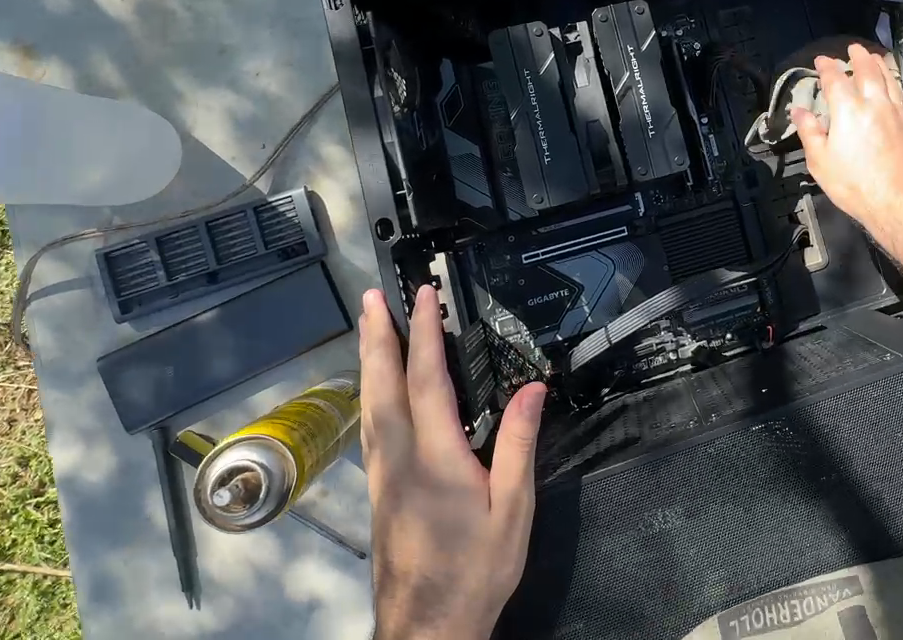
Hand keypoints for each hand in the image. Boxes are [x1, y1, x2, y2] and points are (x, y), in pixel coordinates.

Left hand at [360, 285, 546, 639]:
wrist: (426, 631)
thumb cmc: (476, 569)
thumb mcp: (513, 508)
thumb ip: (519, 444)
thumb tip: (532, 388)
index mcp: (435, 457)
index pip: (427, 380)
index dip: (426, 334)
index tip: (424, 296)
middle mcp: (398, 458)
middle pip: (382, 385)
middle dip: (379, 336)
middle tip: (373, 296)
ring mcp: (382, 475)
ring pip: (370, 405)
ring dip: (370, 360)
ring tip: (371, 328)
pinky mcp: (378, 491)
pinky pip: (371, 426)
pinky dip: (372, 392)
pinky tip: (377, 389)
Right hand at [790, 43, 902, 238]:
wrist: (901, 202)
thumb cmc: (858, 186)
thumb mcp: (820, 162)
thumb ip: (809, 132)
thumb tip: (799, 112)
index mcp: (848, 110)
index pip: (835, 79)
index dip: (826, 67)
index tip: (821, 61)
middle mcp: (874, 105)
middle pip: (867, 71)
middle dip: (858, 57)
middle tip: (853, 48)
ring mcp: (895, 114)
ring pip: (888, 80)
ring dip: (879, 65)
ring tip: (874, 57)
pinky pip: (899, 95)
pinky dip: (892, 84)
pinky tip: (891, 88)